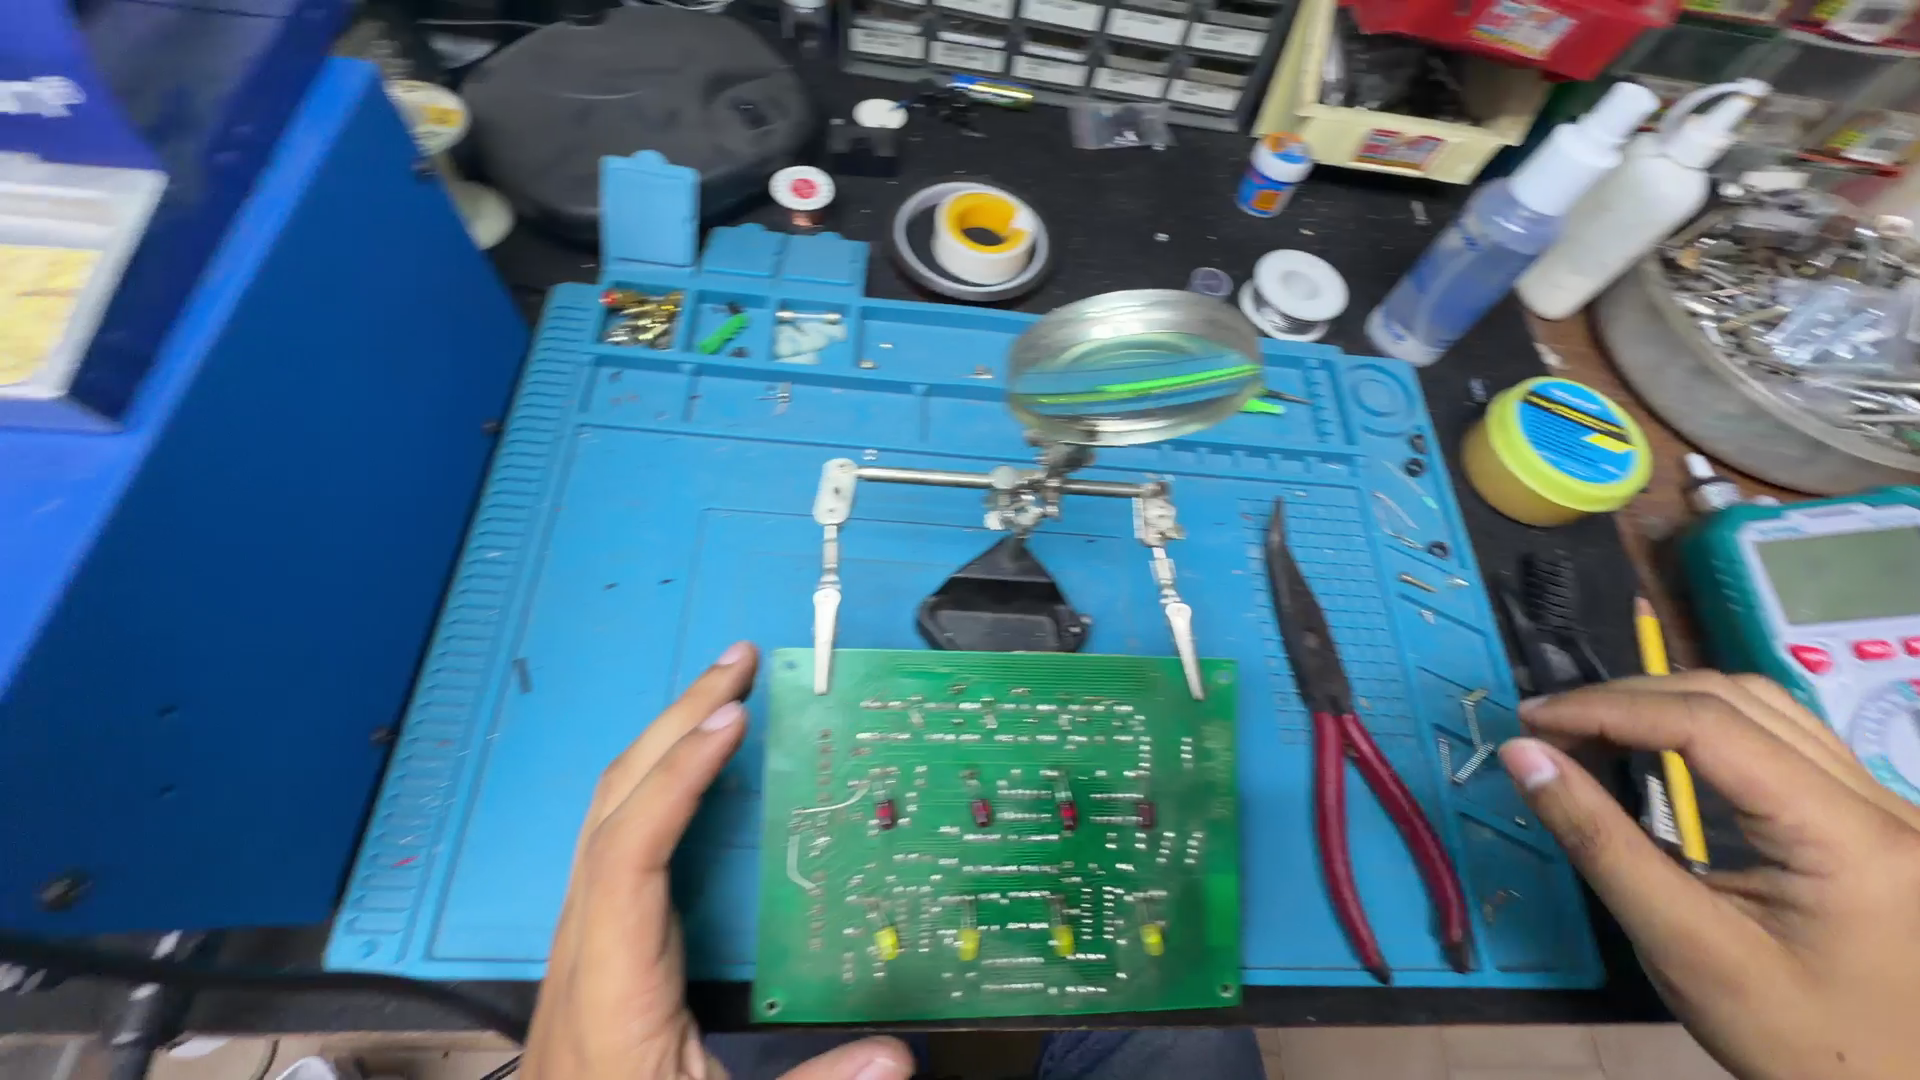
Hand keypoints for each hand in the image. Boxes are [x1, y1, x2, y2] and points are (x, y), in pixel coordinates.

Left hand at [522, 642, 914, 1079]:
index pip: (632, 848)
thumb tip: (898, 1055)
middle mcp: (588, 931)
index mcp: (613, 976)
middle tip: (738, 662)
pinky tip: (698, 756)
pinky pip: (625, 820)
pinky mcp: (602, 919)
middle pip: (618, 796)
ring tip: (725, 686)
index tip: (735, 719)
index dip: (681, 777)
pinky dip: (664, 768)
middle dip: (679, 716)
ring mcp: (588, 920)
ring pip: (614, 800)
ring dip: (669, 731)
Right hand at [1500, 672, 1919, 1079]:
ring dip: (1660, 703)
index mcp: (1850, 837)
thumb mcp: (1682, 946)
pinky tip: (1651, 750)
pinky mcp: (1867, 822)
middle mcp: (1884, 805)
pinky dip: (1696, 727)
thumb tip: (1520, 753)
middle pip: (1735, 699)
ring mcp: (1885, 811)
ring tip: (1588, 729)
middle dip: (1625, 699)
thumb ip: (1598, 841)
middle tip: (1547, 727)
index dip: (1605, 708)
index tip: (1529, 722)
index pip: (1708, 725)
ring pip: (1760, 707)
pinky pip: (1776, 738)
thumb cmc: (1798, 1041)